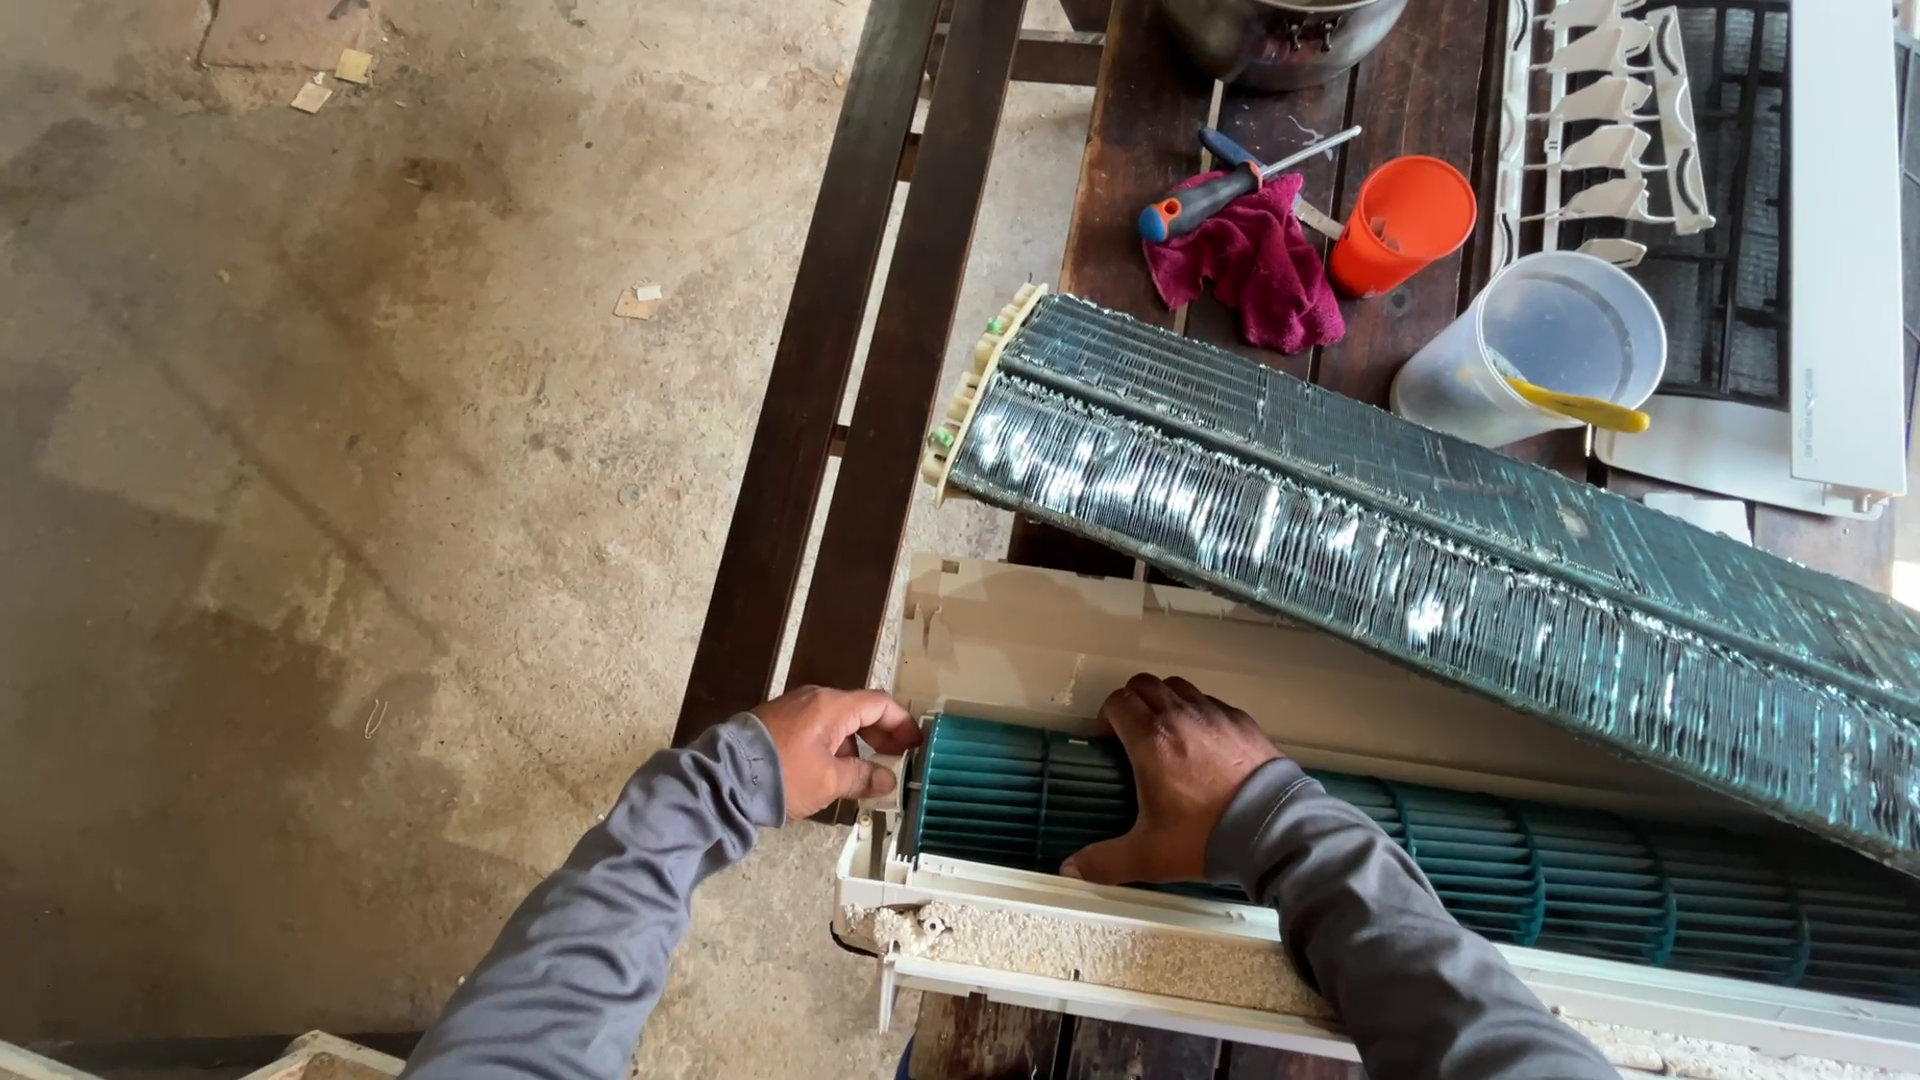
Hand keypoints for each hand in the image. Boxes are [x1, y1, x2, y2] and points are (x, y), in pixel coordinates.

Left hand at [753, 686, 922, 820]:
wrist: (724, 778)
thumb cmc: (784, 775)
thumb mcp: (829, 782)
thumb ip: (862, 777)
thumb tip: (887, 780)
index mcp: (833, 706)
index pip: (879, 704)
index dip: (902, 723)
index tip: (915, 744)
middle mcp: (815, 698)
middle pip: (859, 710)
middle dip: (881, 734)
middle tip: (896, 758)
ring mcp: (794, 707)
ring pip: (837, 720)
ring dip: (856, 743)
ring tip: (864, 772)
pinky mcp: (777, 721)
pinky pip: (816, 727)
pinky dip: (833, 744)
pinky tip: (832, 770)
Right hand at [1062, 674, 1279, 884]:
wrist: (1274, 831)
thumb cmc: (1207, 835)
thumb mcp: (1149, 854)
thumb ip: (1105, 860)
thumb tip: (1072, 869)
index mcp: (1150, 738)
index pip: (1117, 702)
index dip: (1107, 716)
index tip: (1109, 739)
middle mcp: (1179, 715)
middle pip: (1144, 685)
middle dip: (1132, 702)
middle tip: (1133, 732)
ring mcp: (1213, 714)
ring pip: (1177, 686)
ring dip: (1165, 700)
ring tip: (1167, 731)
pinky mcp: (1241, 721)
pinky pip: (1211, 702)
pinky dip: (1199, 711)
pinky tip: (1204, 740)